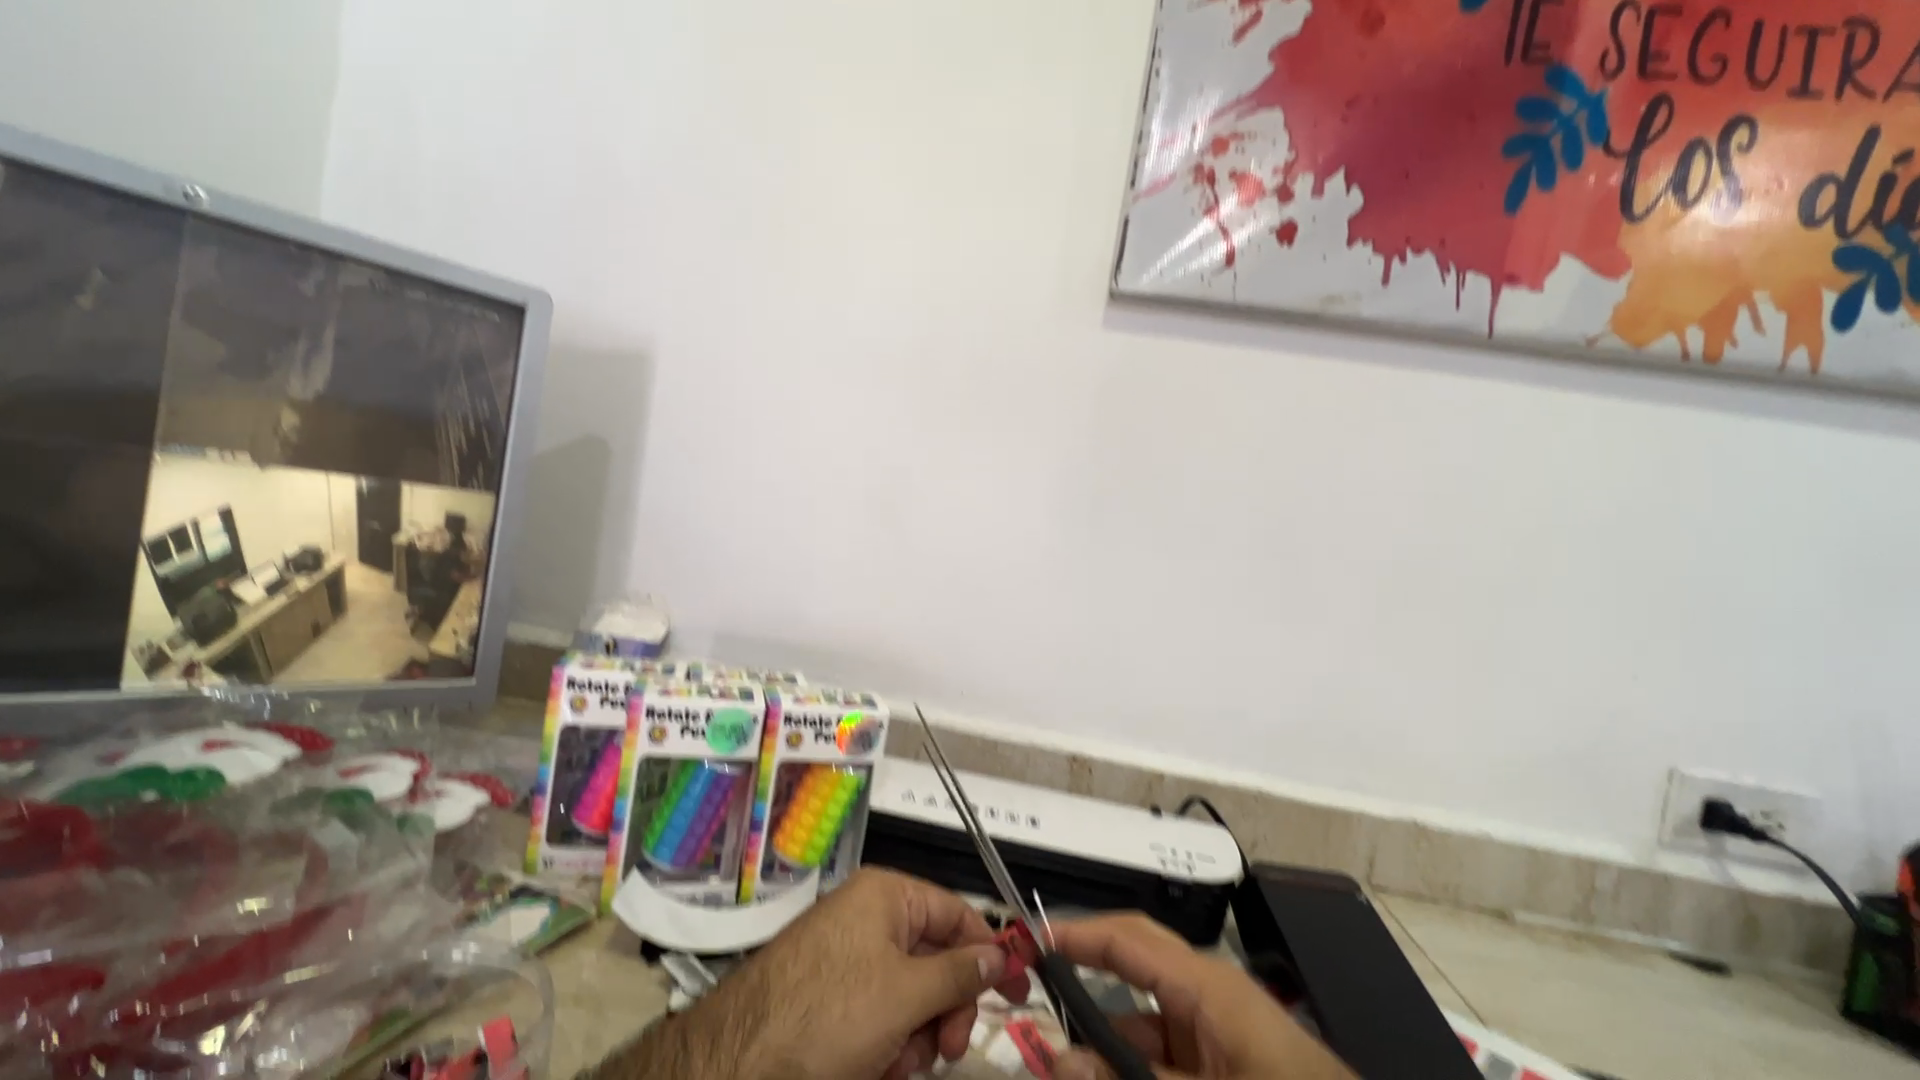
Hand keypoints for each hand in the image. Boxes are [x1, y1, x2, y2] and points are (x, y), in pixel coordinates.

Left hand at [636, 868, 1029, 1079]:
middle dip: (945, 1009)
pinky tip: (873, 1066)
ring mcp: (848, 961)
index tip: (1020, 988)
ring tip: (894, 1061)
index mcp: (886, 898)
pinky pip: (882, 1016)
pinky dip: (887, 1046)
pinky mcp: (833, 998)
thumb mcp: (906, 994)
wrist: (741, 1063)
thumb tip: (999, 955)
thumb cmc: (824, 1014)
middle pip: (937, 961)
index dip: (991, 952)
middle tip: (947, 1045)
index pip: (958, 914)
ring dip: (916, 1036)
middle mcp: (868, 921)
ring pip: (912, 997)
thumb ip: (960, 973)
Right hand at [1049, 914, 1353, 1079]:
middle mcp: (1205, 995)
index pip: (1128, 939)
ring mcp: (1212, 1030)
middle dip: (1080, 981)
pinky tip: (1100, 1075)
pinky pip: (1159, 1050)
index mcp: (1208, 986)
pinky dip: (1129, 1065)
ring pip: (1138, 1023)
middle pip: (1128, 969)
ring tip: (1062, 1062)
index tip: (1026, 939)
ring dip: (1100, 1042)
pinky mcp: (1215, 1059)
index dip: (1075, 934)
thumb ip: (1129, 1078)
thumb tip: (1058, 1058)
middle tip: (1030, 992)